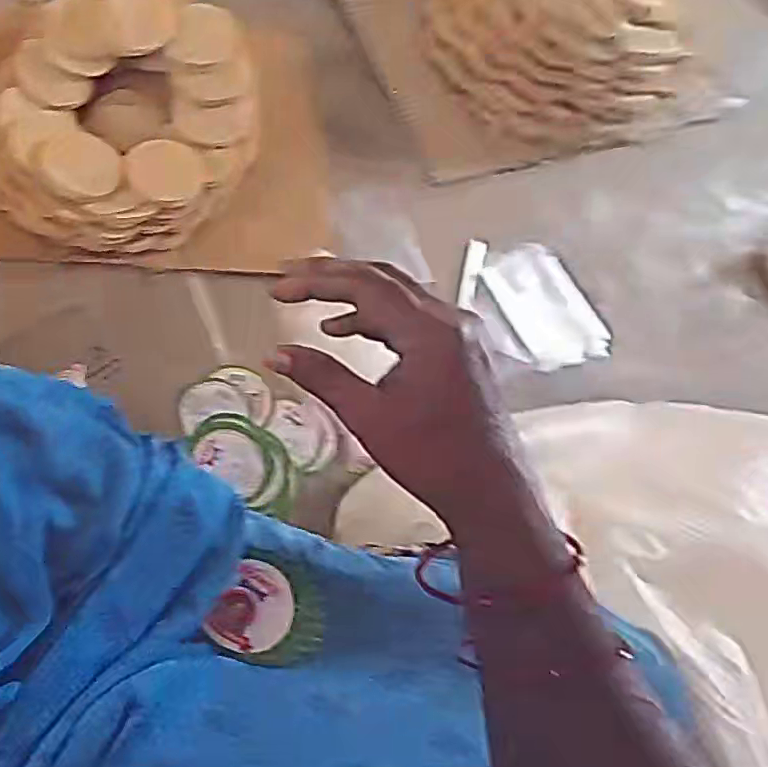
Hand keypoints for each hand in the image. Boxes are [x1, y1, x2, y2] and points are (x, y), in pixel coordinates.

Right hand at [270, 257, 520, 517]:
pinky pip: (409, 317)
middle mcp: (450, 321)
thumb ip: (322, 376)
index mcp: (430, 332)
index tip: (278, 289)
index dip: (315, 283)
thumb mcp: (367, 415)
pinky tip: (341, 330)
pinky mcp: (458, 350)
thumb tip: (277, 354)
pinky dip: (372, 317)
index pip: (364, 287)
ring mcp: (459, 334)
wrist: (490, 491)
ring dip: (350, 292)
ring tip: (308, 296)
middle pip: (383, 279)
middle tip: (289, 276)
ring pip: (397, 295)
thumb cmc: (431, 457)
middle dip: (331, 275)